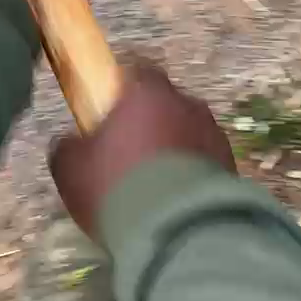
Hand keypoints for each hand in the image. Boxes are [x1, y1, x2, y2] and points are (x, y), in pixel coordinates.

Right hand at [49, 66, 235, 232]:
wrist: (177, 229)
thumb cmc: (117, 189)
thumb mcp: (71, 170)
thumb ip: (70, 146)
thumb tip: (72, 141)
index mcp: (146, 92)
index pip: (135, 70)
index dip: (119, 88)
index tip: (106, 109)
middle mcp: (186, 103)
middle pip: (164, 103)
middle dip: (148, 122)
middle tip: (127, 154)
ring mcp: (213, 132)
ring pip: (187, 131)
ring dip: (172, 148)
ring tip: (152, 183)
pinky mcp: (230, 162)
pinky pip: (203, 159)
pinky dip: (190, 170)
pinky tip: (174, 197)